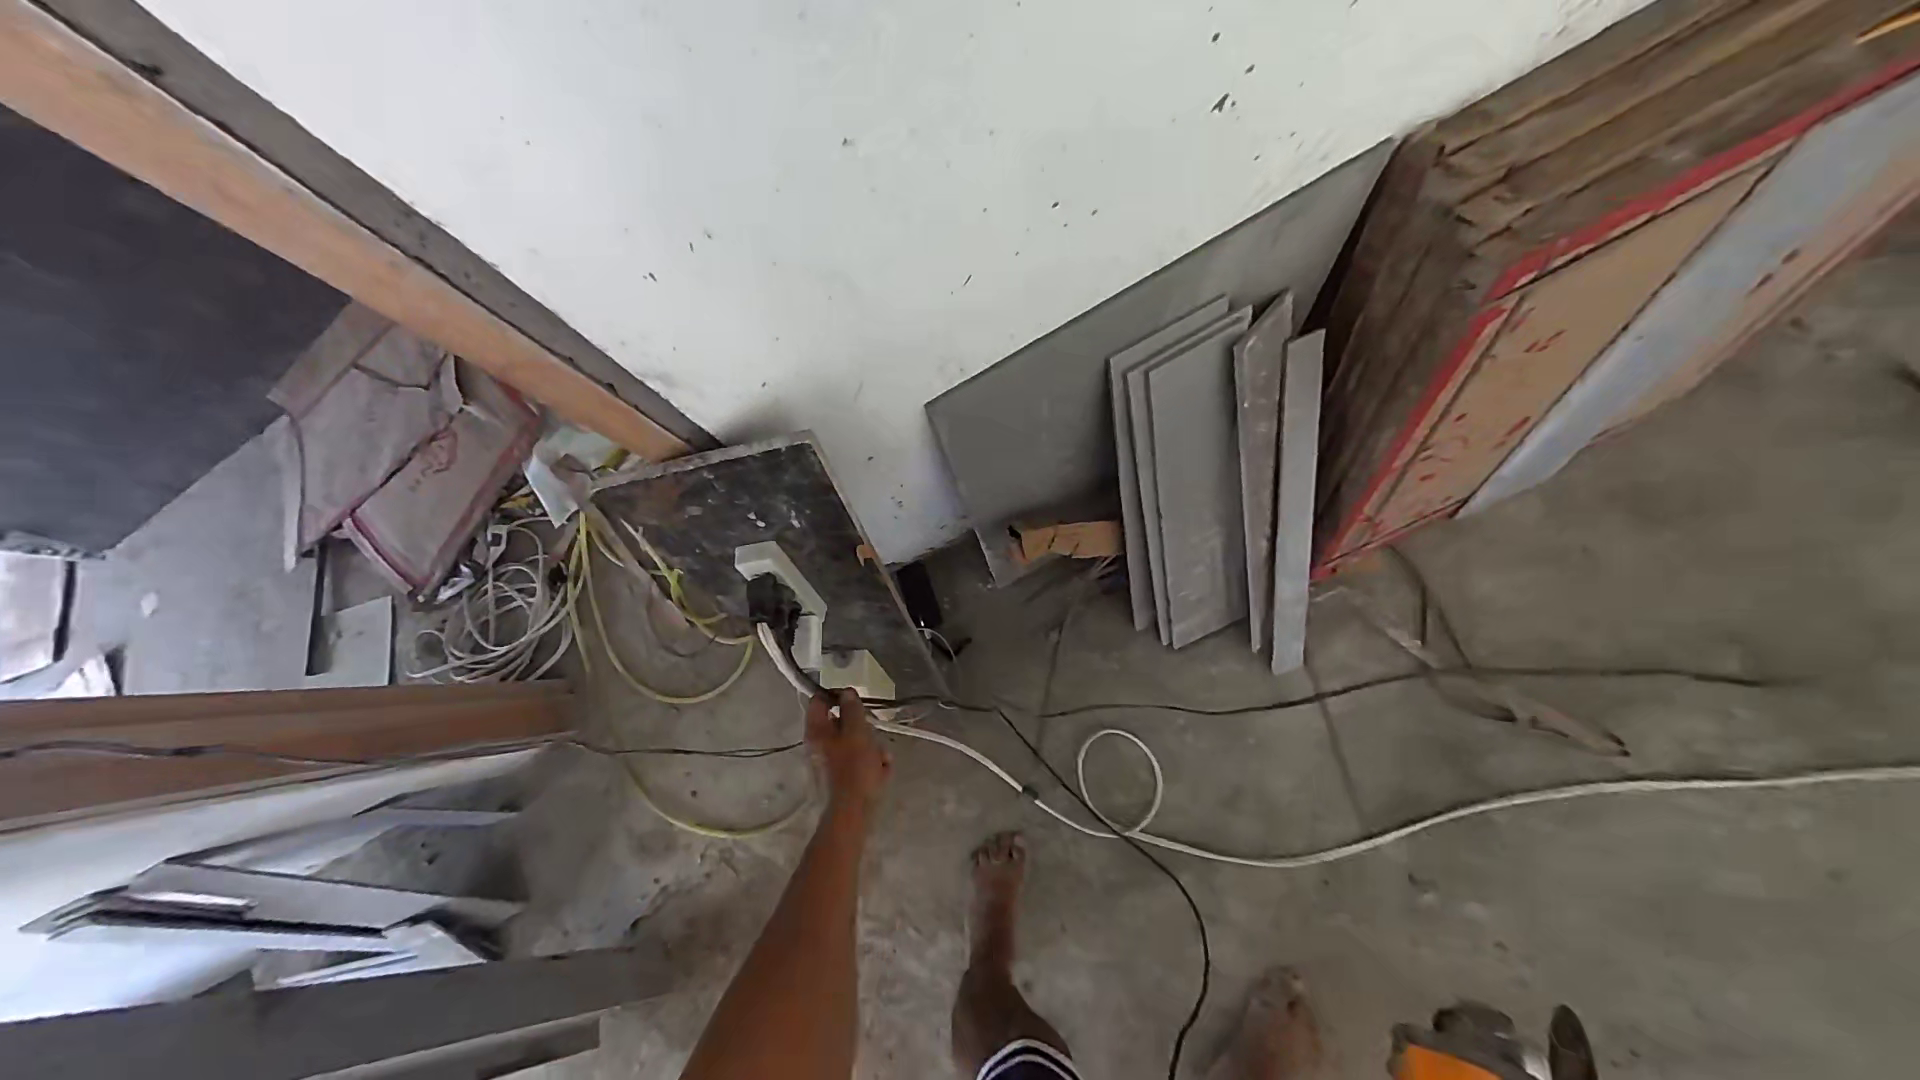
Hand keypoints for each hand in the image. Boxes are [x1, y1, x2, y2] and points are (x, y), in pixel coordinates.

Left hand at [806, 688, 891, 812]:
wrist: (852, 813)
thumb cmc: (854, 769)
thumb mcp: (857, 732)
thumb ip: (852, 709)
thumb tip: (846, 693)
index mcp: (816, 731)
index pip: (819, 700)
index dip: (838, 694)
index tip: (857, 699)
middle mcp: (818, 745)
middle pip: (841, 723)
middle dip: (863, 727)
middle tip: (874, 734)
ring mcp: (828, 763)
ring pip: (854, 743)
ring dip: (872, 747)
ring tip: (882, 759)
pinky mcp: (840, 779)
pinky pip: (858, 761)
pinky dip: (871, 763)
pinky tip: (881, 771)